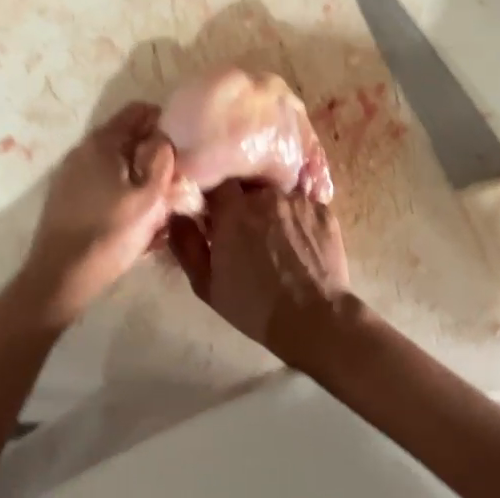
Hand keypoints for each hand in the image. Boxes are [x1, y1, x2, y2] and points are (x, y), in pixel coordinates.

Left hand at [19, 102, 178, 326]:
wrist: (59, 280)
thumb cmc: (109, 235)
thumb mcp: (149, 197)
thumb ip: (162, 160)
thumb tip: (164, 138)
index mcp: (101, 142)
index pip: (138, 111)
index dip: (164, 121)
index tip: (182, 146)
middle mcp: (83, 151)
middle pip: (128, 139)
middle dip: (153, 156)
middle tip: (174, 183)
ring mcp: (72, 175)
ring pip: (118, 166)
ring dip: (140, 180)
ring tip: (158, 210)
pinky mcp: (68, 199)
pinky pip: (105, 186)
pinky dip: (123, 196)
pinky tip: (136, 224)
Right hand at [167, 184, 353, 369]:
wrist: (314, 319)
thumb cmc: (253, 306)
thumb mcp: (207, 285)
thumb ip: (186, 245)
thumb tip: (176, 216)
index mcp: (233, 210)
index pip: (216, 180)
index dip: (213, 194)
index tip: (212, 210)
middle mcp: (265, 195)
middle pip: (248, 185)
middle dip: (242, 201)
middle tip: (243, 226)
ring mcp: (298, 199)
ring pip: (277, 194)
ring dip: (271, 209)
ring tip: (275, 236)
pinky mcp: (323, 209)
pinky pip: (303, 204)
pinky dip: (297, 218)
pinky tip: (300, 242)